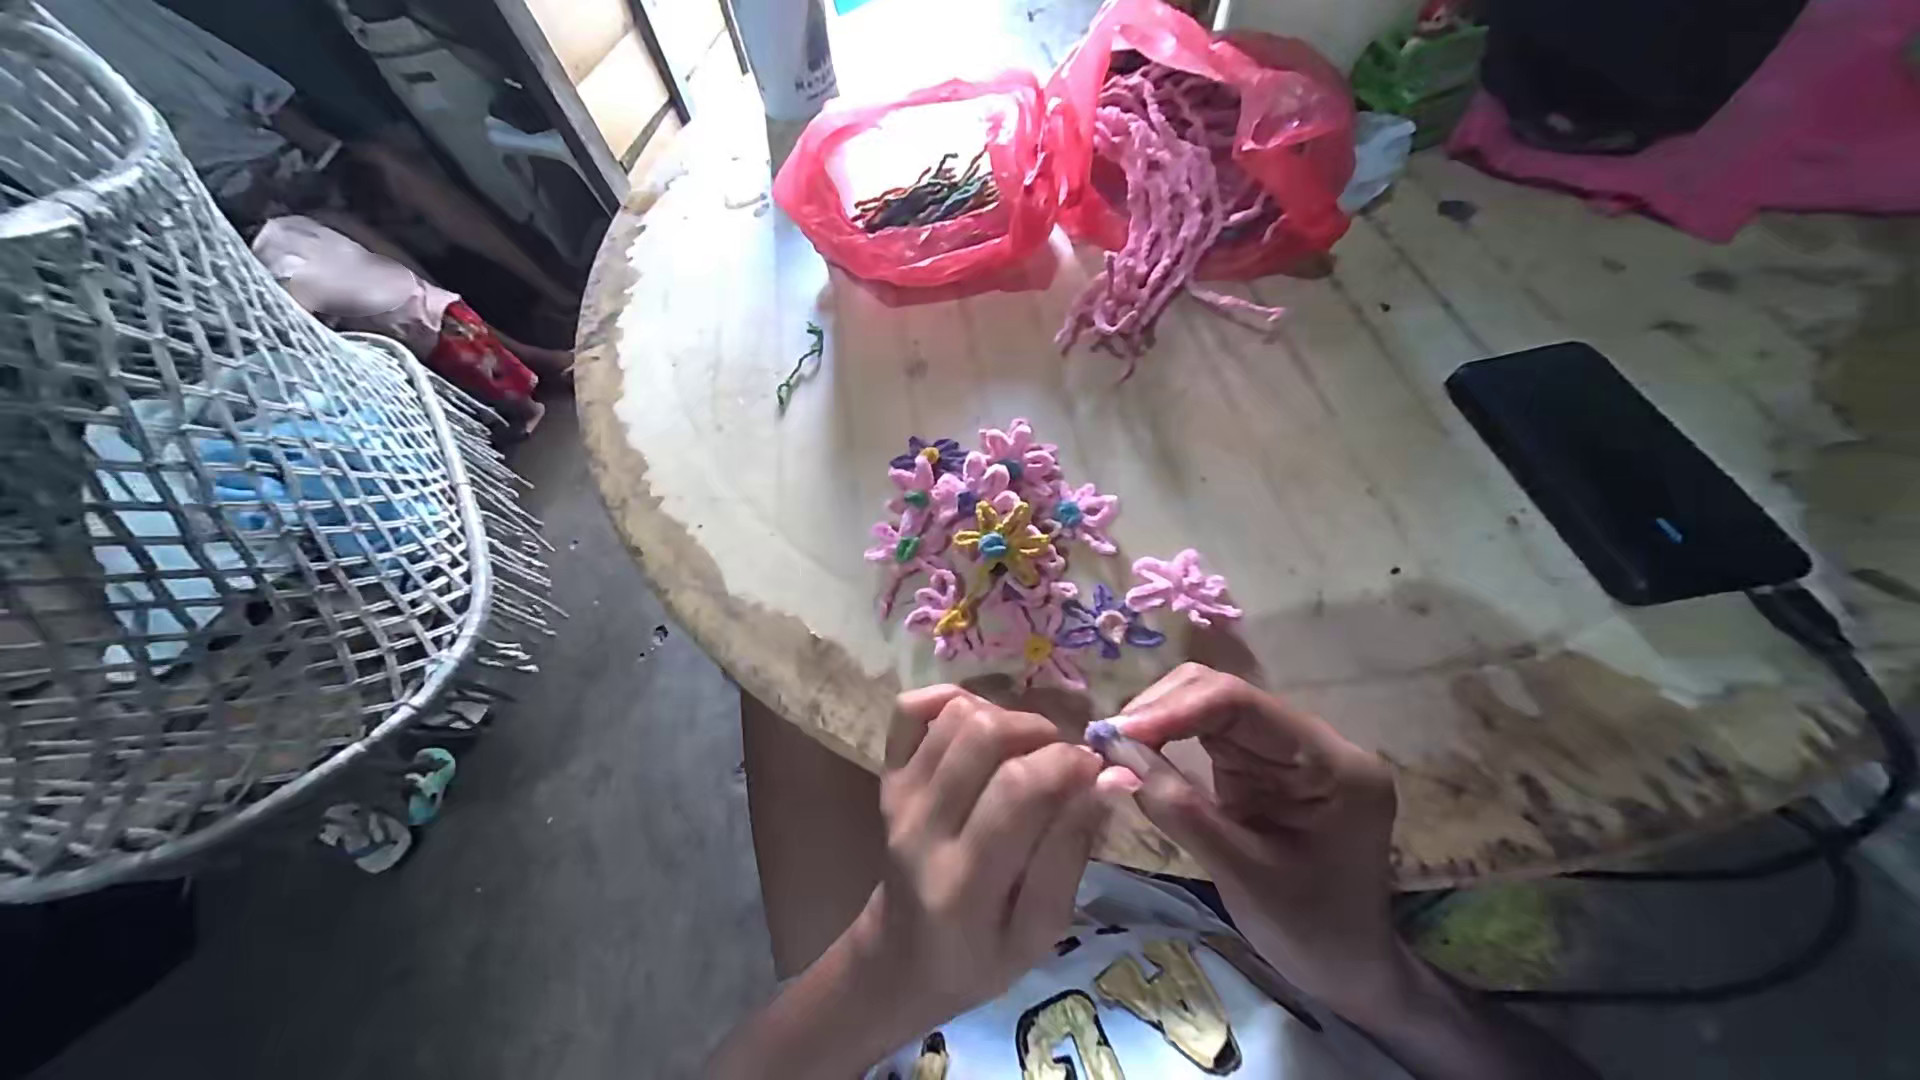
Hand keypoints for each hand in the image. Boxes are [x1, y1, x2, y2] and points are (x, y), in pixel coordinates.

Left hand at [849, 685, 1107, 1030]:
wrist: (904, 954)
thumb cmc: (982, 954)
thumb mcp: (1041, 930)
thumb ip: (1072, 851)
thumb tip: (1111, 779)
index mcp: (963, 881)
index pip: (1017, 789)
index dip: (1066, 762)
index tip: (1092, 767)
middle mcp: (922, 827)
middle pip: (983, 735)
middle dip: (1038, 730)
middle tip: (1059, 755)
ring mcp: (898, 794)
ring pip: (954, 714)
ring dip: (1003, 714)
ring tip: (1025, 745)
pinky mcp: (887, 774)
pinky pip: (908, 708)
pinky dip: (948, 697)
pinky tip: (980, 718)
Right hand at [1106, 663, 1404, 1019]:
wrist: (1347, 965)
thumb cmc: (1310, 930)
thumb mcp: (1242, 874)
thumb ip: (1179, 809)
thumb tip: (1114, 757)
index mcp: (1331, 764)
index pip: (1240, 705)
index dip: (1172, 709)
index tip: (1117, 734)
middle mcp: (1308, 739)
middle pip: (1220, 692)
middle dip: (1158, 709)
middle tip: (1107, 742)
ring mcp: (1282, 745)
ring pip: (1205, 702)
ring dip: (1155, 718)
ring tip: (1115, 746)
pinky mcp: (1258, 757)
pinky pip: (1202, 728)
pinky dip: (1164, 734)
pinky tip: (1137, 749)